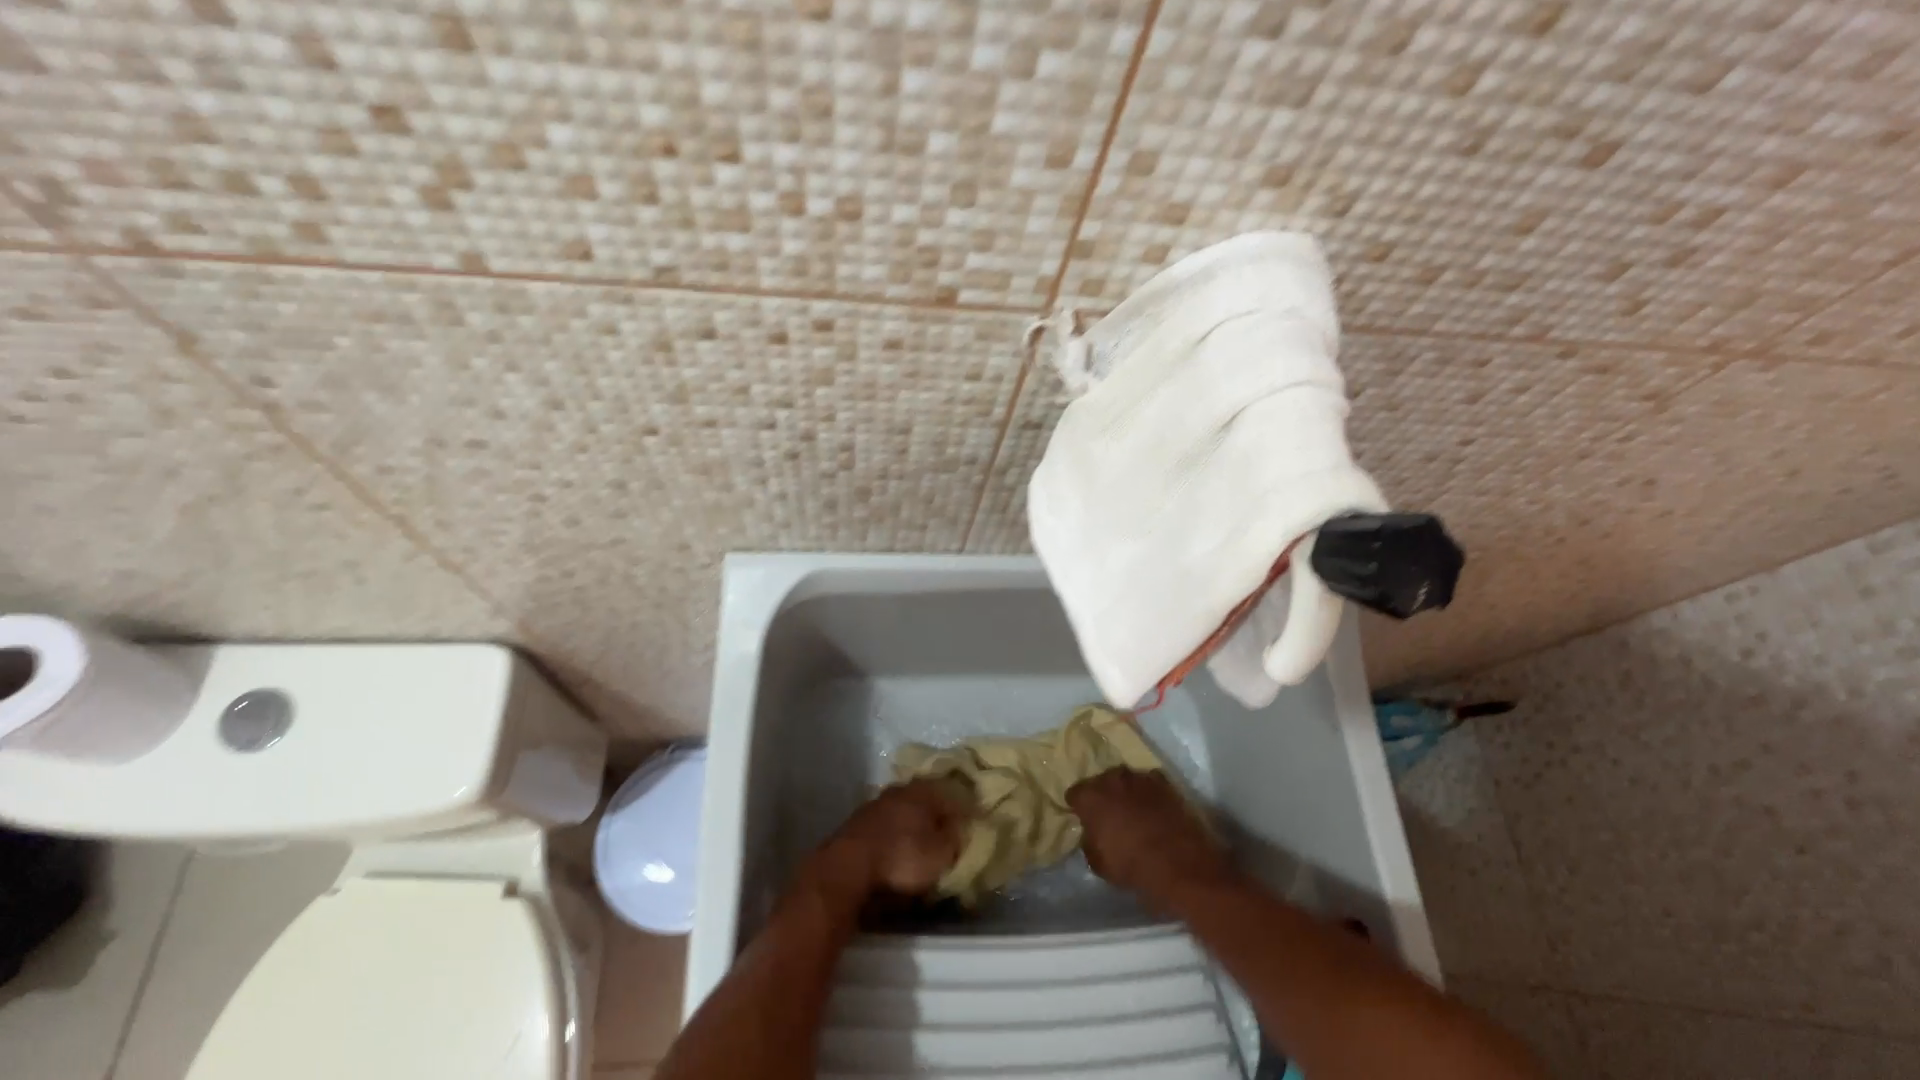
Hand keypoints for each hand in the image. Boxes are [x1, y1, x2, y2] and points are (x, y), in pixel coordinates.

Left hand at [818, 778, 969, 897]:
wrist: (846, 869)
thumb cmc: (902, 858)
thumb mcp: (942, 853)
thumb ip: (957, 836)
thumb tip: (962, 824)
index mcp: (925, 790)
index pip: (955, 794)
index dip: (967, 810)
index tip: (975, 824)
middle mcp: (900, 789)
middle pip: (928, 800)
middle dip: (939, 815)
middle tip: (950, 833)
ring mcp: (876, 804)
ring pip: (905, 810)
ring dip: (915, 824)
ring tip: (924, 843)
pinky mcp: (858, 823)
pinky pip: (888, 825)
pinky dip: (896, 834)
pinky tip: (899, 848)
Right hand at [1067, 768, 1235, 910]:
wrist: (1181, 864)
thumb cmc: (1132, 866)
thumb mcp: (1098, 863)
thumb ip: (1090, 841)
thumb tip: (1093, 833)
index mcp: (1091, 796)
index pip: (1075, 793)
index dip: (1078, 807)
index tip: (1083, 818)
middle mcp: (1113, 778)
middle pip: (1101, 781)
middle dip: (1103, 795)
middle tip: (1108, 814)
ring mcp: (1142, 777)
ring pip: (1127, 780)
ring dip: (1127, 792)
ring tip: (1133, 811)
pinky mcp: (1167, 783)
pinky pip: (1151, 784)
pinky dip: (1150, 794)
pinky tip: (1154, 809)